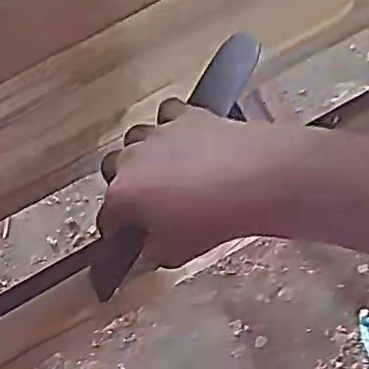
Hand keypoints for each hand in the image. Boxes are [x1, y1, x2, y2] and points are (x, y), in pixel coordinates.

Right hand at [98, 100, 349, 265]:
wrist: (261, 179)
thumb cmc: (212, 220)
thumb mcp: (173, 253)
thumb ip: (151, 249)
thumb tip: (148, 244)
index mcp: (121, 195)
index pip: (107, 218)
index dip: (116, 232)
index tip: (128, 239)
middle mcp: (130, 159)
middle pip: (112, 170)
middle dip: (123, 186)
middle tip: (146, 204)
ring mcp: (158, 133)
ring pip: (134, 139)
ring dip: (142, 154)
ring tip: (163, 171)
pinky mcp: (188, 114)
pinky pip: (168, 115)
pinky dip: (171, 126)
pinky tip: (183, 141)